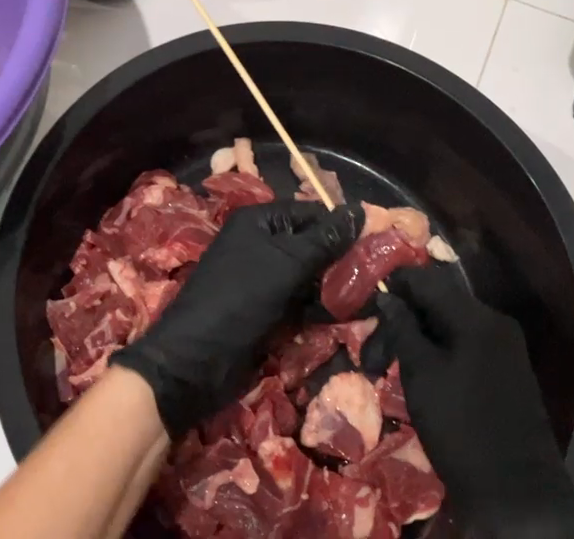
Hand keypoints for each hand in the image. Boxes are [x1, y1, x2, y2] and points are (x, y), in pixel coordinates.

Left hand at [112, 201, 359, 433]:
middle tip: (376, 277)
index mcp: (259, 221)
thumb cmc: (239, 300)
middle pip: (312, 245)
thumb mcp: (286, 264)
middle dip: (341, 261)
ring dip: (334, 289)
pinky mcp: (267, 311)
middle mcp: (261, 244)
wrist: (195, 362)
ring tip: (365, 300)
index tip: (378, 244)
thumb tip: (359, 211)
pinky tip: (343, 318)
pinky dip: (319, 310)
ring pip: (310, 277)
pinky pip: (301, 303)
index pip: (311, 213)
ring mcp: (263, 280)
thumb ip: (324, 240)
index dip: (342, 227)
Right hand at [376, 264, 573, 538]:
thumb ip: (403, 329)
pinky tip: (422, 369)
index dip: (396, 283)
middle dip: (408, 311)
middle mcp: (496, 323)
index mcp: (477, 317)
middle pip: (443, 299)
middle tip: (376, 335)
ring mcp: (507, 347)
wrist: (516, 491)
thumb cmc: (460, 428)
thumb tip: (388, 297)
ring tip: (393, 355)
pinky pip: (469, 343)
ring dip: (423, 331)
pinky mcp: (509, 371)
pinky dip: (443, 347)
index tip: (368, 298)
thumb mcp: (421, 375)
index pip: (428, 279)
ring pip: (455, 322)